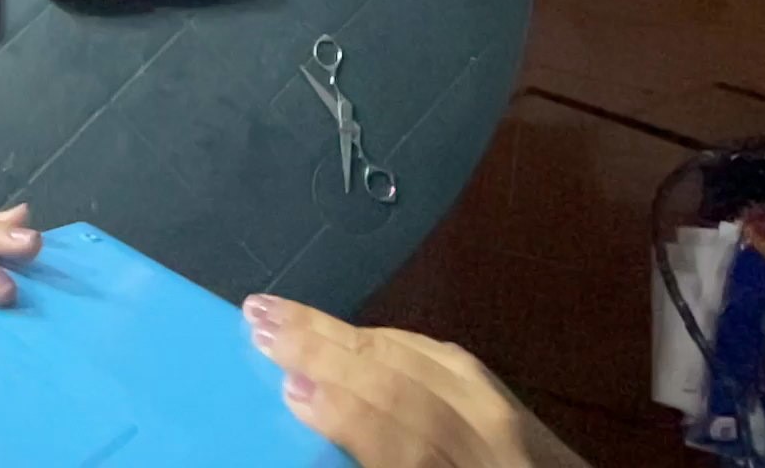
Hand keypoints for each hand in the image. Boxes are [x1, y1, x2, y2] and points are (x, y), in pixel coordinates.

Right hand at [243, 295, 580, 467]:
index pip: (409, 443)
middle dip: (325, 349)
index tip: (291, 389)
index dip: (350, 416)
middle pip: (404, 383)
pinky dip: (379, 338)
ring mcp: (505, 412)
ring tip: (280, 311)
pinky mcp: (499, 389)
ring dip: (338, 330)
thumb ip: (376, 453)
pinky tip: (341, 331)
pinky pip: (433, 351)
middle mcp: (495, 443)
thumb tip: (310, 405)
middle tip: (259, 320)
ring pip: (414, 355)